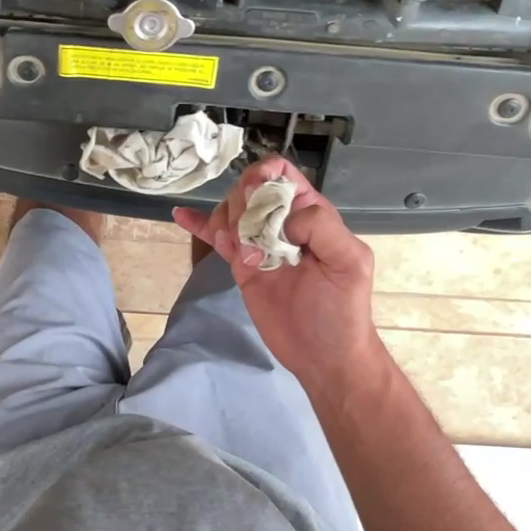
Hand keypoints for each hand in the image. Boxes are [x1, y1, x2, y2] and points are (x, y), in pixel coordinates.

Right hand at [173, 157, 383, 388]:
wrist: (324, 356)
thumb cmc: (343, 309)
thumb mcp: (350, 262)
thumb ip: (321, 226)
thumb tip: (280, 219)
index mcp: (310, 213)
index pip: (282, 173)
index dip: (264, 175)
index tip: (256, 199)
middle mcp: (282, 222)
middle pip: (249, 189)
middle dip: (242, 206)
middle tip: (250, 241)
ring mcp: (259, 243)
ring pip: (231, 211)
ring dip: (225, 223)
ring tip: (238, 253)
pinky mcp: (242, 265)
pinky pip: (216, 237)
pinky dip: (198, 223)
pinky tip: (181, 215)